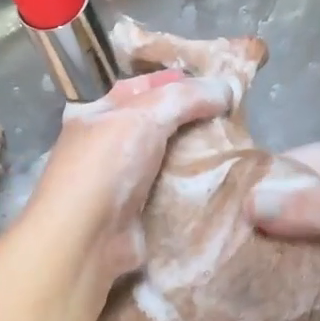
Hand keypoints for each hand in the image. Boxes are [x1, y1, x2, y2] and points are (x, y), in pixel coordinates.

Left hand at [18, 70, 233, 281]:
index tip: (212, 82)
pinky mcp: (135, 213)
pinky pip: (169, 191)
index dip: (173, 80)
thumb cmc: (107, 164)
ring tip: (234, 145)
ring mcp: (120, 180)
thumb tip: (225, 88)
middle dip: (189, 118)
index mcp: (96, 112)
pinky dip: (192, 186)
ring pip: (165, 157)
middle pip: (155, 122)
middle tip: (231, 115)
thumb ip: (185, 98)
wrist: (85, 240)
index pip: (140, 86)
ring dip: (195, 153)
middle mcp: (105, 143)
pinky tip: (222, 180)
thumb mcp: (144, 115)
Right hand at [244, 141, 319, 271]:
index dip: (250, 187)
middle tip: (240, 253)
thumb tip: (244, 207)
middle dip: (269, 216)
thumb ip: (306, 208)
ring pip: (315, 214)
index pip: (275, 165)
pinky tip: (310, 271)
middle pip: (293, 191)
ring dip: (296, 235)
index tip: (222, 220)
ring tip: (266, 268)